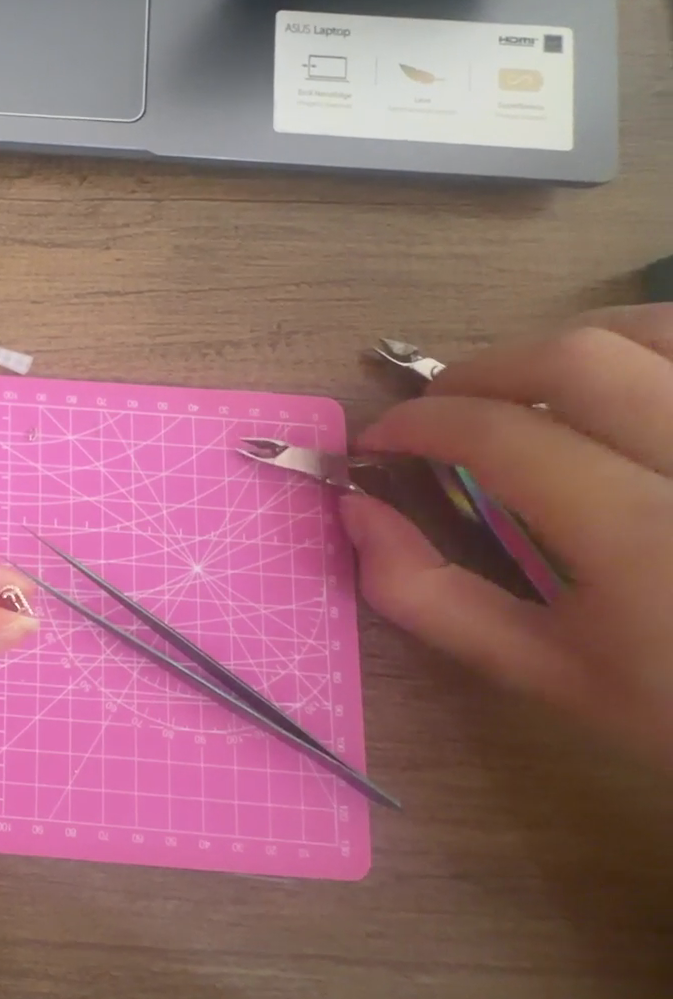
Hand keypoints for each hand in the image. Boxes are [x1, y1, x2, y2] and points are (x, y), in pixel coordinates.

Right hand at [341, 304, 672, 767]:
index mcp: (644, 536)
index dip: (416, 423)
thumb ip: (426, 592)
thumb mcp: (543, 670)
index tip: (378, 443)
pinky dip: (653, 350)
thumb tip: (355, 509)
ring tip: (529, 389)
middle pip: (579, 358)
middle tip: (439, 409)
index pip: (500, 434)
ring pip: (664, 328)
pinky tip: (626, 387)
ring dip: (572, 344)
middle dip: (477, 371)